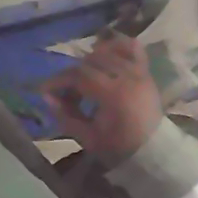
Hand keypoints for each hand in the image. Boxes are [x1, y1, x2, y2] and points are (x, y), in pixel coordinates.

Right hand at [41, 34, 163, 160]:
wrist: (152, 152)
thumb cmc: (118, 148)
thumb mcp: (88, 137)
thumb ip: (65, 115)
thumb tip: (46, 96)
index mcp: (113, 94)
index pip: (79, 76)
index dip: (58, 80)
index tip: (45, 89)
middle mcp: (128, 76)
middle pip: (91, 62)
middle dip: (73, 74)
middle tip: (66, 91)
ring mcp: (139, 71)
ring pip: (108, 51)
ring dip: (90, 61)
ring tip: (85, 79)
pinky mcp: (146, 71)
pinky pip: (132, 47)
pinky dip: (116, 46)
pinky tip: (104, 53)